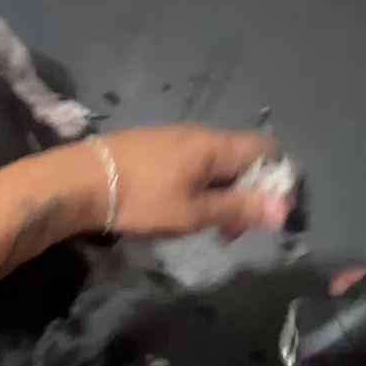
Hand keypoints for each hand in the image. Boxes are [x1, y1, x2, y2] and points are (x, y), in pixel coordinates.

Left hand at [88, 125, 290, 238]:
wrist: (81, 181)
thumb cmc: (142, 198)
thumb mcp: (194, 212)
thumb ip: (239, 208)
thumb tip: (285, 207)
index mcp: (213, 144)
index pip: (267, 148)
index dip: (279, 179)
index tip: (271, 214)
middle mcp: (197, 134)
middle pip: (242, 157)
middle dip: (248, 193)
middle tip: (234, 231)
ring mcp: (173, 138)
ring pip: (215, 163)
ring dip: (222, 193)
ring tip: (209, 227)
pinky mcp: (153, 147)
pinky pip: (192, 164)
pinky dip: (200, 186)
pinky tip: (182, 210)